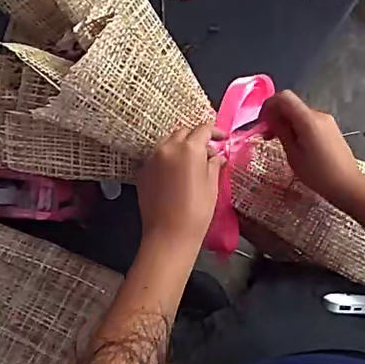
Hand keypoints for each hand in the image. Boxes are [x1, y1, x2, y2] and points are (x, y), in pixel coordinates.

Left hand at [135, 122, 224, 246]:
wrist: (168, 234)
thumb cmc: (197, 211)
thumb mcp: (212, 186)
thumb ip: (214, 164)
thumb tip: (217, 156)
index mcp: (189, 148)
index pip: (203, 129)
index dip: (215, 131)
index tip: (222, 138)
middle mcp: (168, 148)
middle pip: (183, 133)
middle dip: (196, 138)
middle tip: (207, 152)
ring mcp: (152, 159)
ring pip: (168, 143)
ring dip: (180, 146)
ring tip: (190, 162)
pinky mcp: (142, 171)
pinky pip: (157, 157)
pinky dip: (167, 159)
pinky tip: (175, 174)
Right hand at [259, 91, 364, 207]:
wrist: (348, 185)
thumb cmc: (318, 174)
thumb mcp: (294, 155)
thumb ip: (282, 132)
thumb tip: (271, 118)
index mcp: (308, 120)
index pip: (284, 97)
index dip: (269, 105)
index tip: (262, 123)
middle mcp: (318, 114)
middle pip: (292, 104)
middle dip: (276, 116)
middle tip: (267, 136)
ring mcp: (327, 120)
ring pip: (299, 113)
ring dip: (286, 122)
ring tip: (279, 142)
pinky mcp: (330, 128)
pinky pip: (309, 120)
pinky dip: (297, 126)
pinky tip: (295, 144)